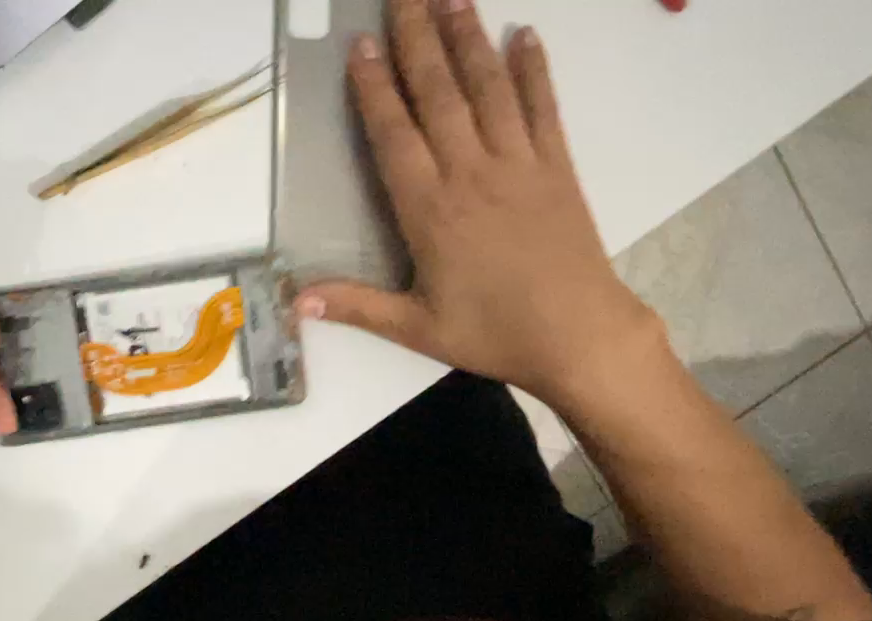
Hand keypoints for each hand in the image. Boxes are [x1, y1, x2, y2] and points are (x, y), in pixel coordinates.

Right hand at [296, 0, 667, 403]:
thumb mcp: (416, 329)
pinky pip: (542, 106)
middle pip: (438, 93)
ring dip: (466, 37)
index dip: (375, 88)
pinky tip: (524, 35)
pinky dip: (533, 69)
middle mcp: (471, 173)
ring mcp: (519, 164)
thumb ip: (356, 307)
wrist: (576, 335)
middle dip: (415, 38)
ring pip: (487, 87)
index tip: (361, 44)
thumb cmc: (492, 335)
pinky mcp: (558, 167)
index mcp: (430, 211)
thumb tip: (295, 301)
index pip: (394, 135)